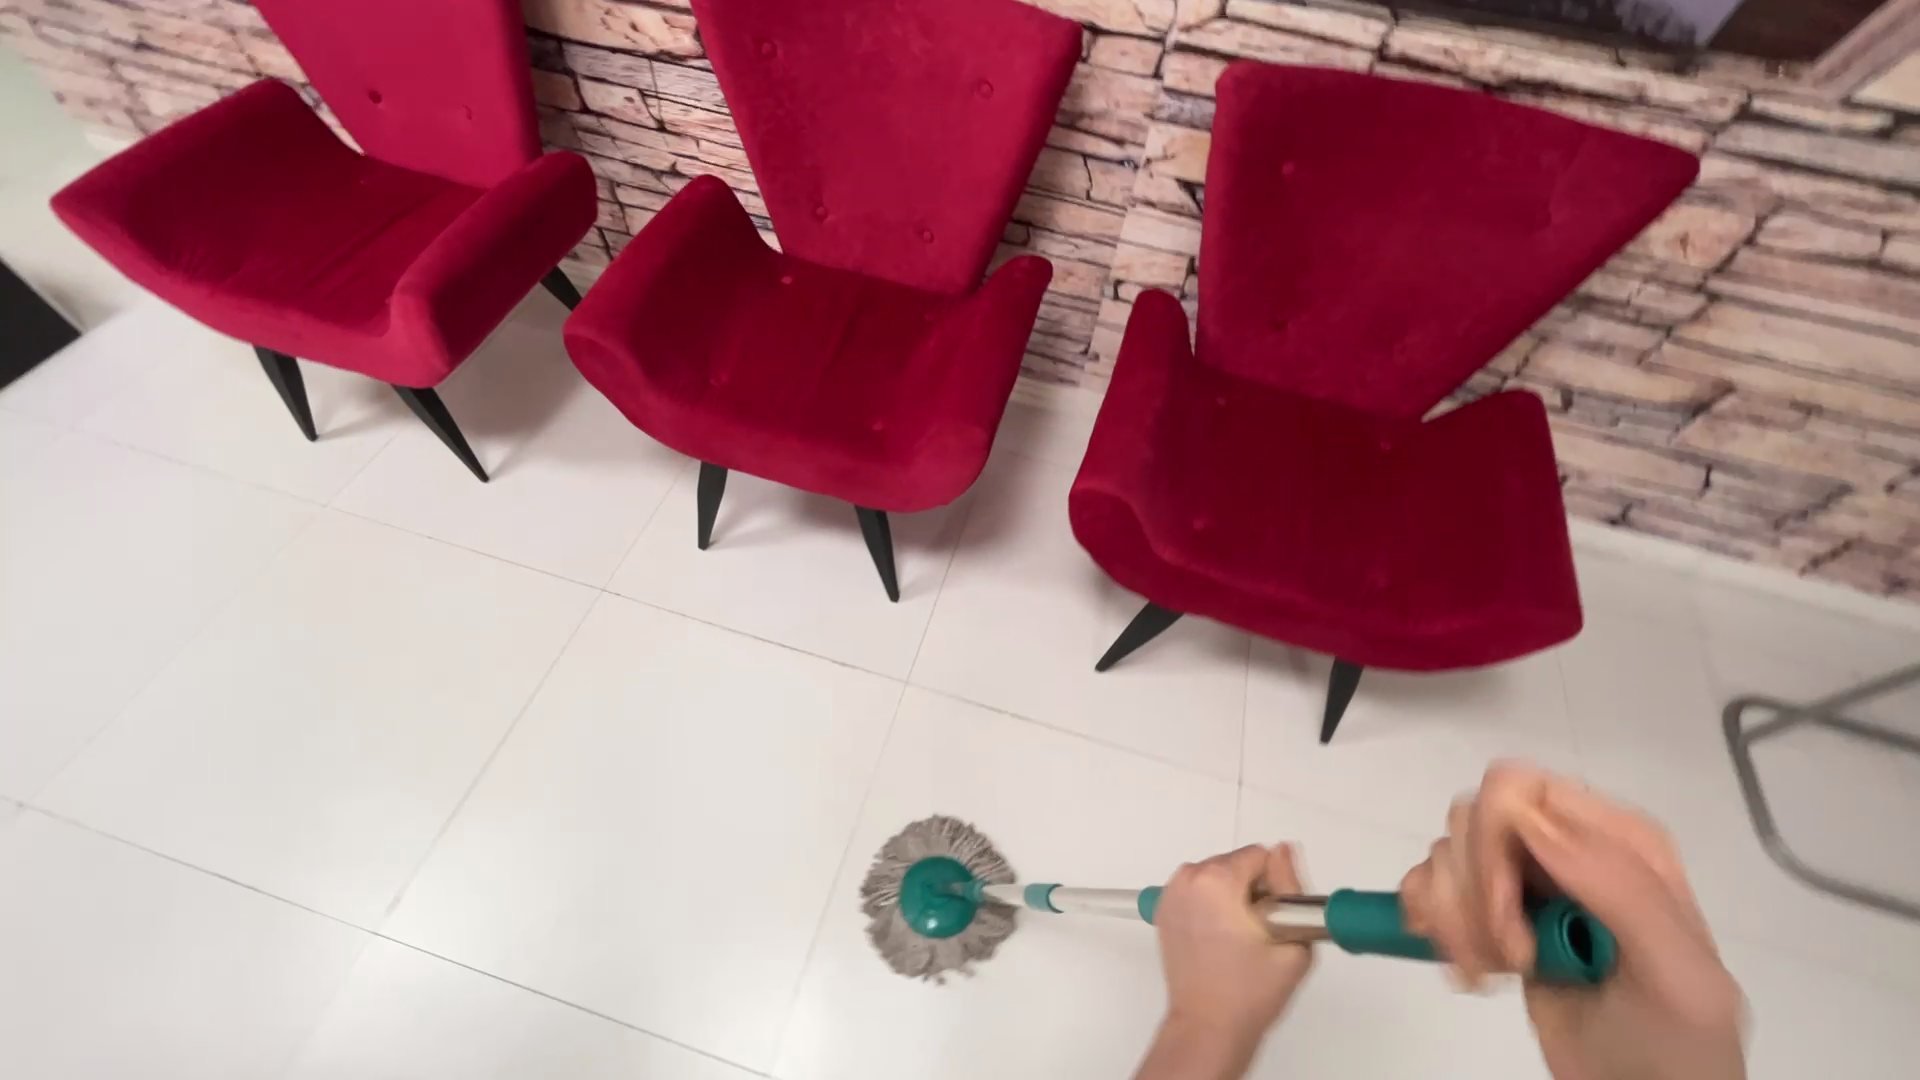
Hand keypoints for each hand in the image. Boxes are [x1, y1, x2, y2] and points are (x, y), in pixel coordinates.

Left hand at [1135, 844, 1313, 1079]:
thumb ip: (1291, 888)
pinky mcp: (1164, 908)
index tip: (1274, 918)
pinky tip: (1218, 938)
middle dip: (1252, 889)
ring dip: (1231, 896)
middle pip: (1235, 863)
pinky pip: (1196, 890)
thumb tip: (1285, 850)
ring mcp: (1171, 892)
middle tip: (1258, 932)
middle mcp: (1188, 877)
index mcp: (1217, 880)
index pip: (1259, 856)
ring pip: (1216, 875)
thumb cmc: (1251, 991)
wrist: (1208, 1024)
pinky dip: (1210, 904)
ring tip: (1238, 938)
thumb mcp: (1291, 942)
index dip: (1275, 886)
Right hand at [1400, 762, 1745, 1079]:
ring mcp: (1517, 870)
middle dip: (1474, 892)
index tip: (1507, 914)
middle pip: (1469, 817)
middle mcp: (1561, 841)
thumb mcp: (1682, 980)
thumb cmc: (1676, 1049)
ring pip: (1442, 853)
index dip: (1493, 840)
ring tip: (1493, 973)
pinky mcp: (1480, 902)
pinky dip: (1430, 922)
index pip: (1519, 788)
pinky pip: (1422, 880)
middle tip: (1511, 957)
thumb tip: (1531, 820)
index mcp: (1618, 840)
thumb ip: (1622, 892)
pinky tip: (1467, 963)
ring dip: (1455, 919)